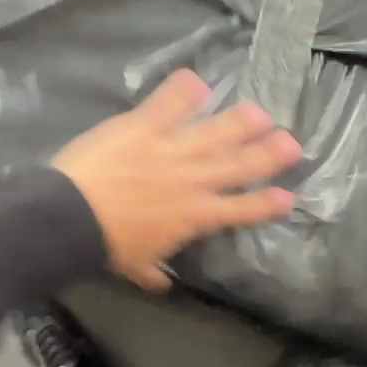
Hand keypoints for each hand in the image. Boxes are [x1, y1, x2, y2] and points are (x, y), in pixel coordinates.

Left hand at [52, 70, 301, 290]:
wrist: (74, 219)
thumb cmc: (108, 247)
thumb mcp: (137, 265)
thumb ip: (154, 272)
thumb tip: (162, 285)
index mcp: (197, 216)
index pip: (242, 210)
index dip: (268, 203)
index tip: (289, 197)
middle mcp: (194, 180)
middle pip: (240, 165)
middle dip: (269, 154)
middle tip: (292, 143)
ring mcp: (172, 150)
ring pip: (216, 133)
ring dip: (241, 122)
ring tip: (261, 113)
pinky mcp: (144, 127)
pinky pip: (170, 104)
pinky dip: (184, 91)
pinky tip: (199, 81)